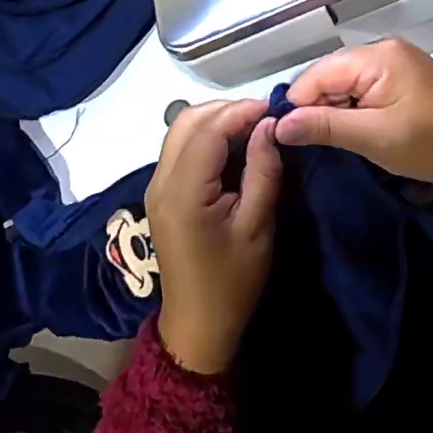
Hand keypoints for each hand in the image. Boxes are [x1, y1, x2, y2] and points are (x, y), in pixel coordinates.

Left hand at [146, 99, 282, 374]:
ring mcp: (156, 186)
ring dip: (215, 120)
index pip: (209, 130)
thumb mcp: (257, 227)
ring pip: (180, 130)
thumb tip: (268, 125)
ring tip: (253, 128)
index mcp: (183, 192)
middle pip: (187, 121)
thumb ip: (263, 171)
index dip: (241, 111)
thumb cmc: (233, 281)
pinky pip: (180, 148)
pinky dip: (206, 137)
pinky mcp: (161, 192)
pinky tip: (233, 146)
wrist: (198, 324)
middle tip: (265, 117)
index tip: (275, 107)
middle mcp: (161, 181)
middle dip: (226, 110)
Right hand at [275, 39, 432, 184]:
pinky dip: (352, 106)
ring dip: (335, 108)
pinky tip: (355, 127)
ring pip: (343, 81)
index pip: (318, 73)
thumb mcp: (373, 137)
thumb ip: (324, 126)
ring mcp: (392, 59)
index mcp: (377, 57)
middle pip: (329, 74)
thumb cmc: (430, 144)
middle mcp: (382, 48)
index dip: (299, 104)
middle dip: (318, 106)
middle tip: (314, 141)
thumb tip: (280, 125)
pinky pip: (361, 84)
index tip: (288, 135)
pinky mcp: (399, 73)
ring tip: (338, 136)